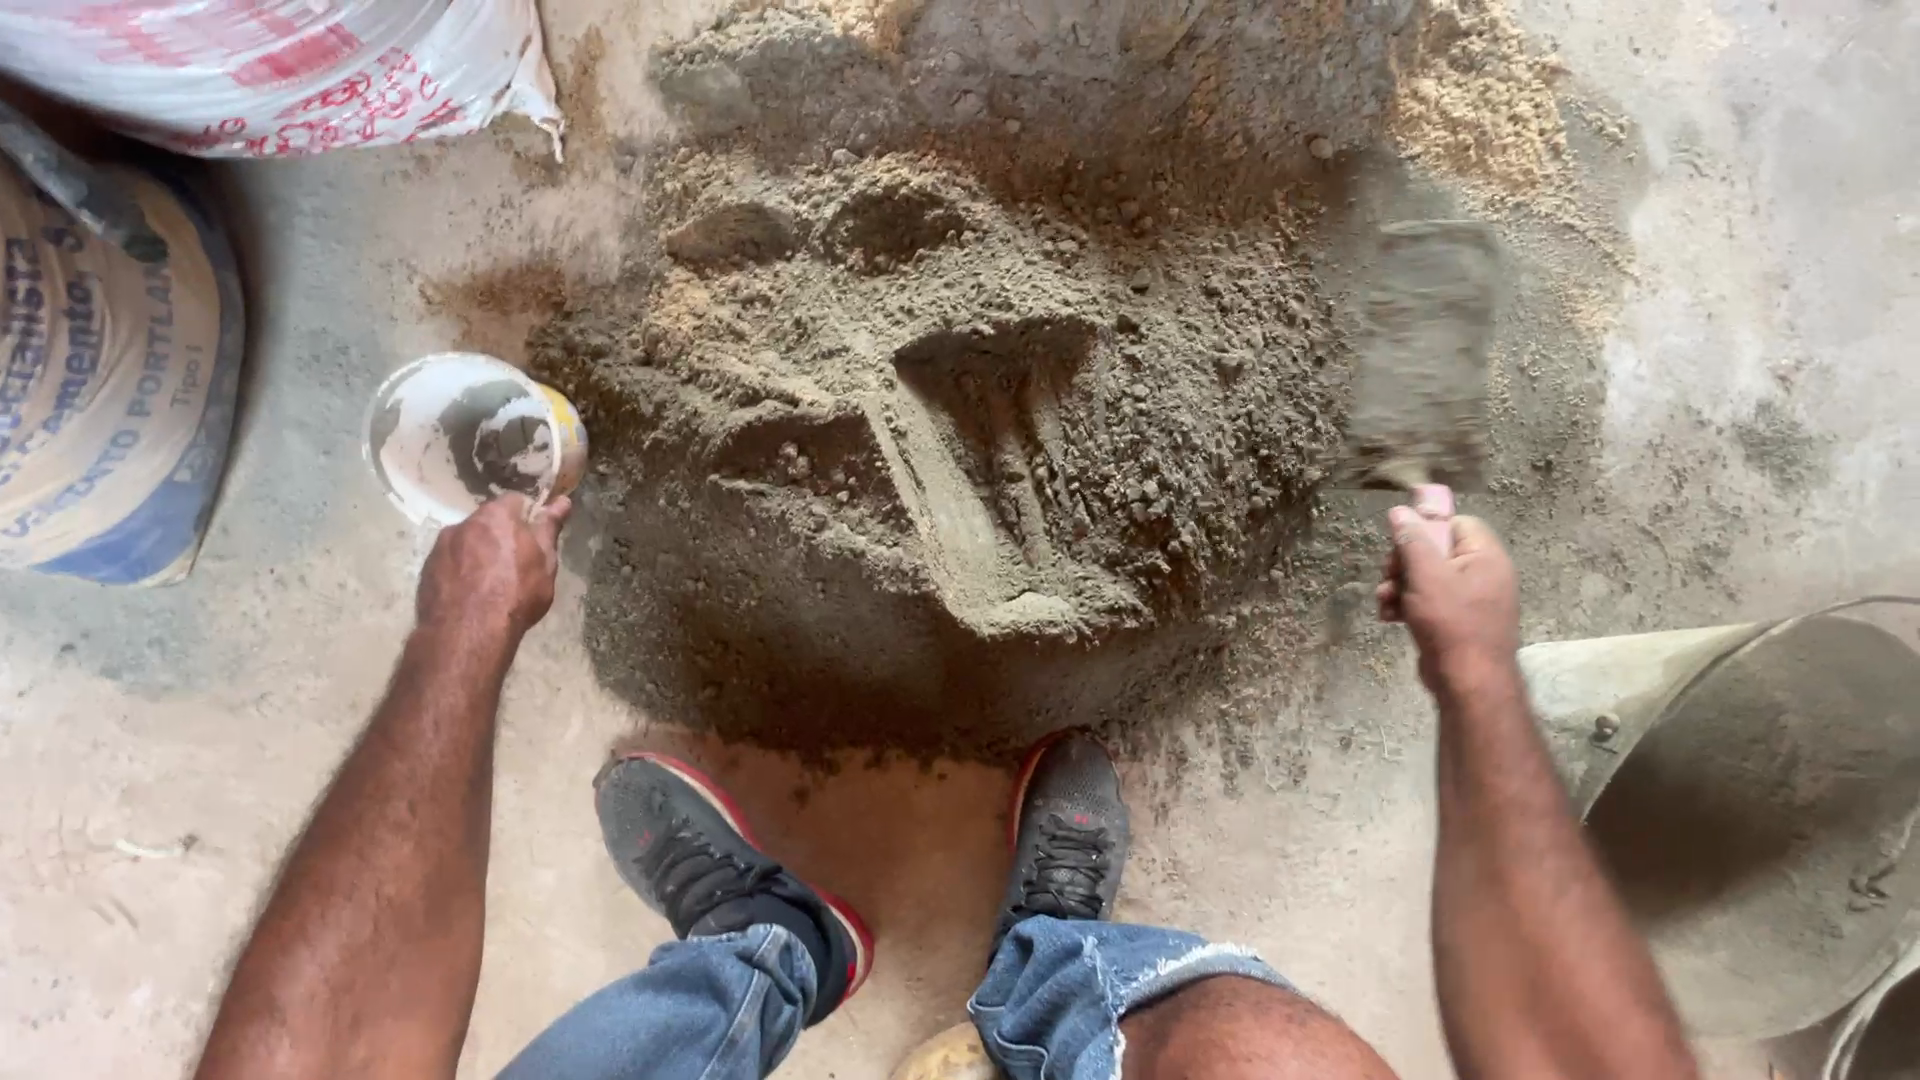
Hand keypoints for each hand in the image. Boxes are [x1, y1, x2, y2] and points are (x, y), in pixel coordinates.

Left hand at [416, 493, 572, 638]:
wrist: (469, 631)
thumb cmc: (517, 592)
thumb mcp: (545, 561)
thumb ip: (550, 528)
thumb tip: (562, 500)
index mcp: (496, 516)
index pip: (514, 501)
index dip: (528, 516)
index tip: (535, 537)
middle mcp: (463, 524)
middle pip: (487, 522)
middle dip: (501, 536)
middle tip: (516, 562)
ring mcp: (440, 547)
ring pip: (466, 542)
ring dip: (478, 553)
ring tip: (490, 583)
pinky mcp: (426, 570)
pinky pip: (449, 562)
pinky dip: (461, 571)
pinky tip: (471, 593)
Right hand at [1377, 496, 1518, 693]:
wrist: (1468, 680)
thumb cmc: (1450, 623)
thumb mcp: (1425, 576)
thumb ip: (1412, 541)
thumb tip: (1401, 511)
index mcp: (1485, 556)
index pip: (1455, 523)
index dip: (1425, 529)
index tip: (1400, 544)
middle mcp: (1483, 573)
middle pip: (1435, 550)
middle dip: (1403, 564)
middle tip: (1388, 576)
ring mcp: (1471, 598)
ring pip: (1425, 577)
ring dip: (1398, 586)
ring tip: (1385, 601)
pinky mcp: (1457, 619)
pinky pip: (1428, 600)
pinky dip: (1407, 605)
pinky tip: (1391, 616)